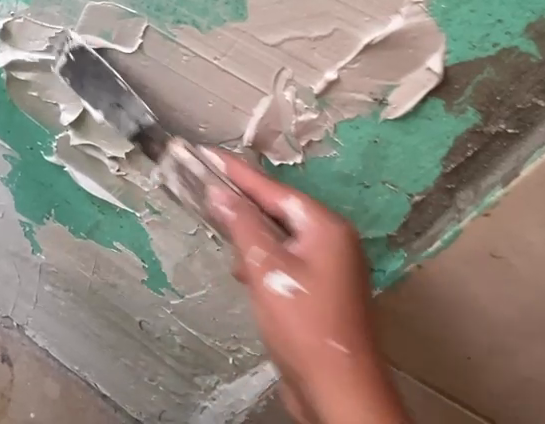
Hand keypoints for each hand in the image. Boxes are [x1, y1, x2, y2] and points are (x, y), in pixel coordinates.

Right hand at [203, 149, 407, 423]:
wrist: (339, 391)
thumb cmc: (304, 323)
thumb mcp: (265, 267)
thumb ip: (241, 224)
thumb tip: (218, 192)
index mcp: (325, 226)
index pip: (272, 188)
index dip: (236, 172)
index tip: (207, 154)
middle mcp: (332, 239)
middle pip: (277, 210)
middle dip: (242, 208)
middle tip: (205, 195)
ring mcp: (330, 266)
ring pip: (280, 237)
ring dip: (251, 240)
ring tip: (225, 244)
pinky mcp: (322, 291)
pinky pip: (286, 260)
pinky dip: (263, 262)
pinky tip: (246, 275)